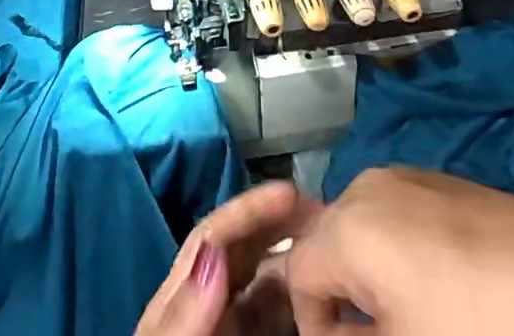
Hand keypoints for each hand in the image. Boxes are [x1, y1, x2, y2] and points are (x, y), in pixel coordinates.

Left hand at [133, 182, 321, 335]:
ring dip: (295, 266)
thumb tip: (214, 253)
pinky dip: (301, 309)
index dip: (250, 209)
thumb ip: (187, 309)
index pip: (215, 237)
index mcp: (183, 293)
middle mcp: (208, 301)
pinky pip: (278, 321)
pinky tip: (325, 303)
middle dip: (277, 226)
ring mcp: (228, 324)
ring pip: (266, 286)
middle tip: (321, 212)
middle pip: (244, 253)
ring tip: (331, 252)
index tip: (289, 190)